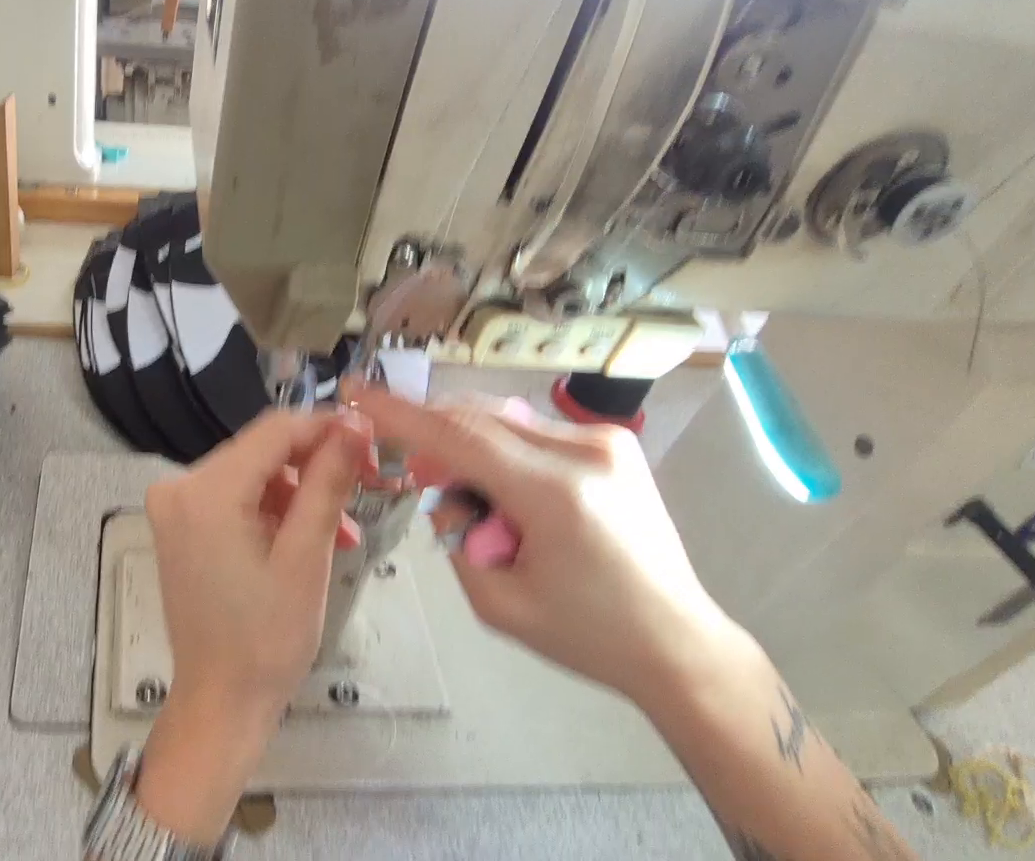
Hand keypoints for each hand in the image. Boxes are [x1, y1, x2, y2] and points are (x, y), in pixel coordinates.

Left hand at [145, 410, 370, 720]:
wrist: (221, 701)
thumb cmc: (267, 637)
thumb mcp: (306, 555)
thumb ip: (327, 481)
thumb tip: (356, 423)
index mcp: (205, 491)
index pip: (274, 431)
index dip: (326, 428)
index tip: (370, 441)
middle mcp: (178, 487)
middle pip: (262, 452)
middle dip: (315, 469)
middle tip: (363, 492)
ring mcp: (174, 508)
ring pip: (253, 475)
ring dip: (299, 496)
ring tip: (341, 534)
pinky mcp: (180, 527)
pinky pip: (235, 499)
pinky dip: (272, 512)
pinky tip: (307, 539)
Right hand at [350, 386, 755, 706]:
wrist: (678, 641)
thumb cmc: (586, 634)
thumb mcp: (497, 602)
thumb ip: (453, 534)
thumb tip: (442, 485)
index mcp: (556, 495)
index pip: (459, 436)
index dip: (400, 414)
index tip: (356, 393)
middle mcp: (584, 451)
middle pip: (477, 417)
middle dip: (432, 435)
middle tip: (414, 473)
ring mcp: (605, 440)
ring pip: (502, 419)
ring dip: (467, 444)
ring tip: (467, 495)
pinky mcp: (613, 442)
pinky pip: (530, 429)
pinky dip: (499, 448)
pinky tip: (503, 488)